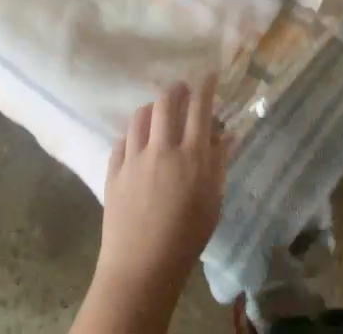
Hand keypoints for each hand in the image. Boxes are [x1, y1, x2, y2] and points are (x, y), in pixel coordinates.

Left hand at [89, 77, 227, 318]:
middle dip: (176, 89)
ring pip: (140, 116)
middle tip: (182, 89)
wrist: (142, 267)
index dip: (205, 86)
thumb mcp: (213, 200)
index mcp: (192, 156)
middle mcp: (162, 148)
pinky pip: (122, 140)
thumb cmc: (187, 236)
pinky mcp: (114, 171)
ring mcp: (134, 158)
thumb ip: (219, 163)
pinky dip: (133, 134)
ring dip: (152, 108)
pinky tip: (137, 140)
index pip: (200, 108)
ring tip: (158, 112)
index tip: (208, 76)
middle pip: (166, 102)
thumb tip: (228, 134)